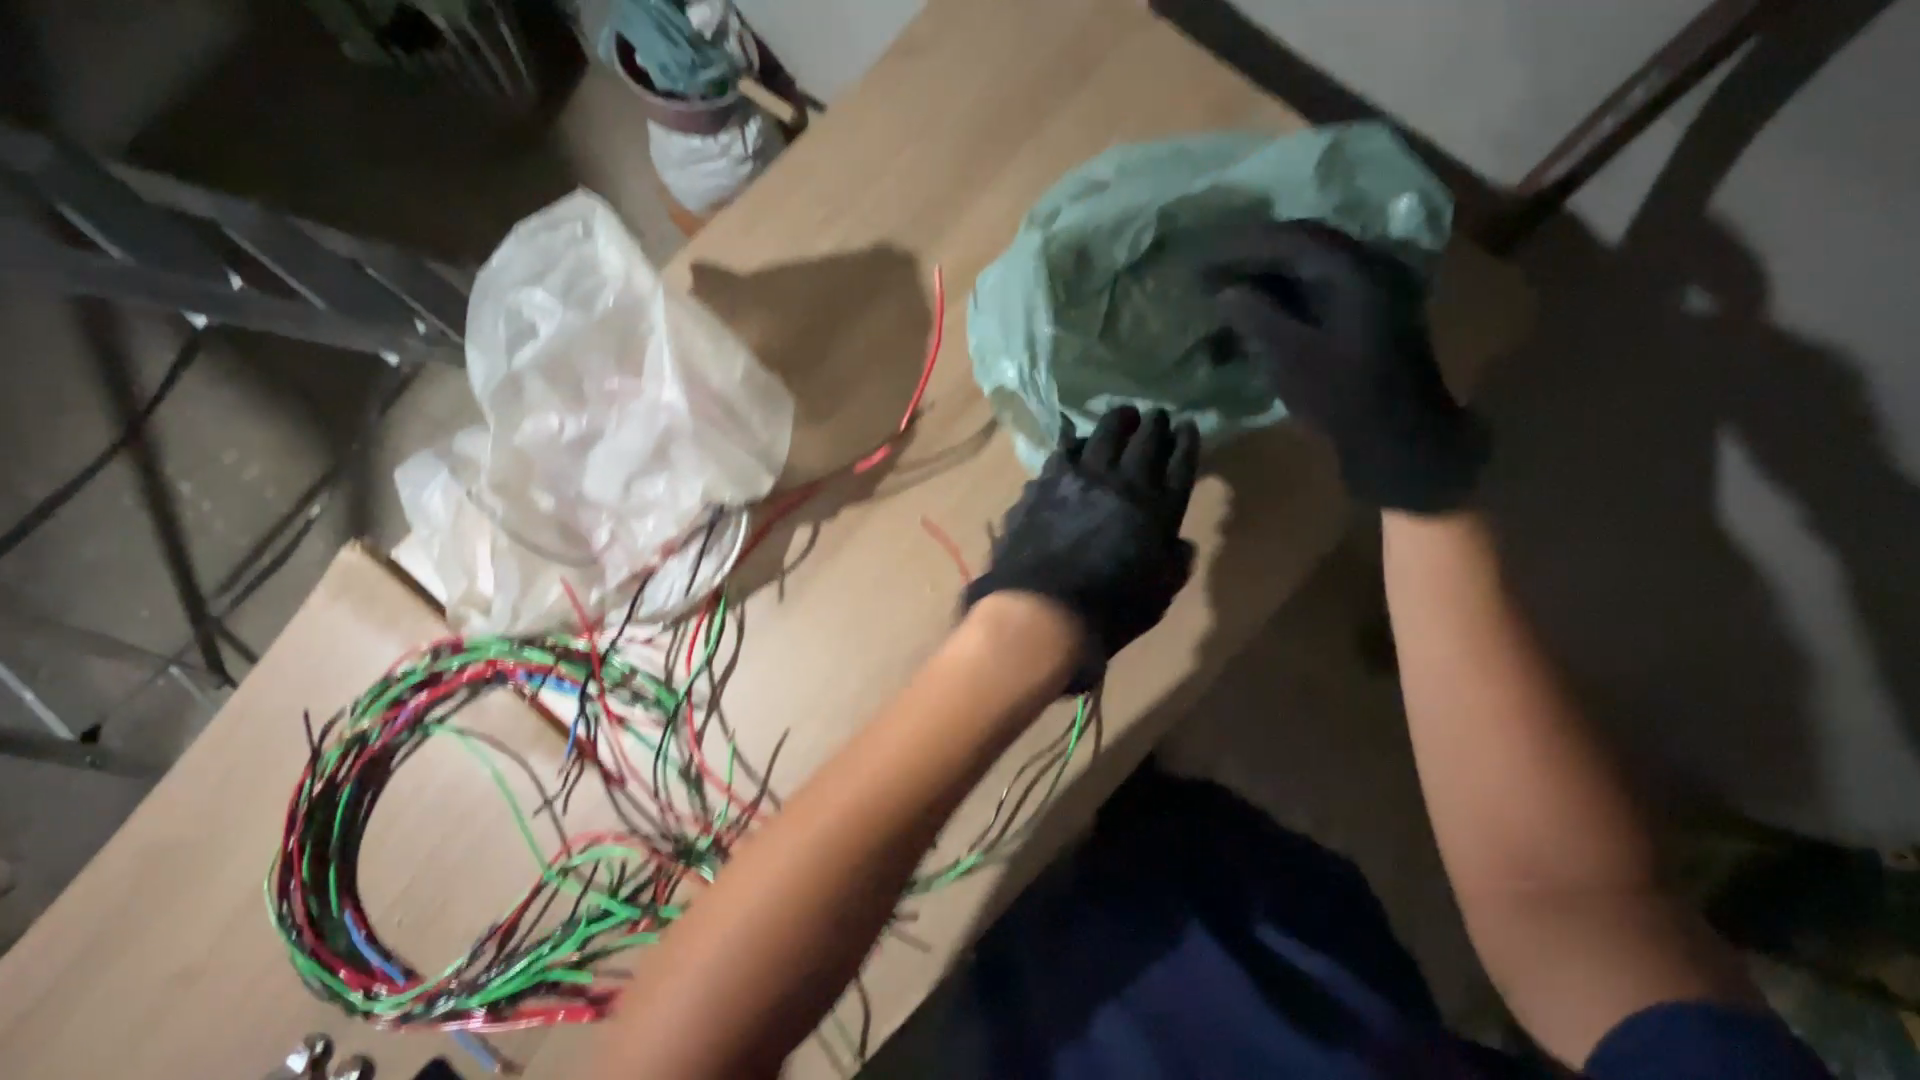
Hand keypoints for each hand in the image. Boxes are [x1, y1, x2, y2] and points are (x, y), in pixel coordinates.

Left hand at [966, 406, 1198, 691]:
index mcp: (1159, 508)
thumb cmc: (1109, 611)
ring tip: (1122, 416)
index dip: (1186, 442)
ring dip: (1116, 422)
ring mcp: (1079, 478)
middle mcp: (1123, 482)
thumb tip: (1179, 544)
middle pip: (1144, 439)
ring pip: (1103, 434)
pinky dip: (1076, 443)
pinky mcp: (1043, 483)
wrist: (1041, 610)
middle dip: (1154, 424)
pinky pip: (1064, 452)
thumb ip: (1174, 562)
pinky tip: (1076, 444)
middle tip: (1156, 416)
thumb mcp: (1159, 594)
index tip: (1186, 427)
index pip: (1180, 462)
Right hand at [1202, 220, 1486, 512]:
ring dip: (1265, 277)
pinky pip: (1318, 292)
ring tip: (1224, 293)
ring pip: (1308, 269)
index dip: (1238, 247)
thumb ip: (1255, 315)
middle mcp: (1365, 267)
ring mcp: (1370, 292)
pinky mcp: (1367, 318)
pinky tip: (1255, 315)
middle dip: (1250, 258)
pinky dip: (1283, 298)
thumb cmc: (1344, 397)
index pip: (1286, 239)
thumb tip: (1223, 291)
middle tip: (1207, 272)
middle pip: (1299, 247)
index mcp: (1351, 269)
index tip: (1198, 261)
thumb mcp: (1290, 356)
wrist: (1401, 441)